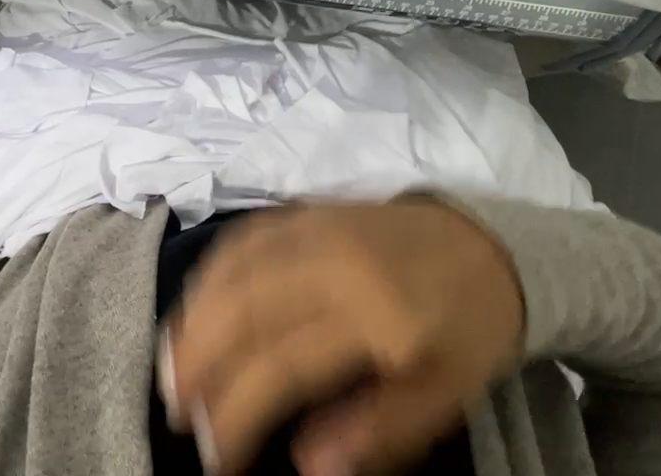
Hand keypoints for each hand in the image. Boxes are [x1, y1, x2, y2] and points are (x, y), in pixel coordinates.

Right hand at [159, 199, 524, 475]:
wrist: (488, 243)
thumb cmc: (469, 327)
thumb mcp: (445, 395)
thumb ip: (378, 430)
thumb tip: (308, 466)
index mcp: (373, 314)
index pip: (282, 364)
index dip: (238, 410)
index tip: (216, 454)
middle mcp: (331, 263)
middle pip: (243, 309)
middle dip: (199, 360)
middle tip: (174, 405)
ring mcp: (312, 227)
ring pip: (233, 268)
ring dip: (193, 314)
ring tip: (171, 359)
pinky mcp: (305, 210)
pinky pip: (242, 237)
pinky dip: (210, 271)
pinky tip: (197, 301)